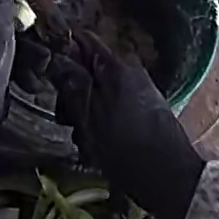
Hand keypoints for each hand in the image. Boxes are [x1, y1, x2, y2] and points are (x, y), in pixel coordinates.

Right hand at [46, 24, 203, 218]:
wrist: (171, 179)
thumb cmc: (126, 149)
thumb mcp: (90, 118)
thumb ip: (73, 84)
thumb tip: (56, 56)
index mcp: (115, 65)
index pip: (82, 39)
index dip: (61, 48)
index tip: (47, 69)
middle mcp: (129, 68)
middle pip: (90, 64)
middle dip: (72, 87)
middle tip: (64, 118)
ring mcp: (139, 86)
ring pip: (100, 85)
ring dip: (85, 106)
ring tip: (81, 136)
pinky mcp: (145, 104)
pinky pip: (113, 100)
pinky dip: (101, 115)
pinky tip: (97, 140)